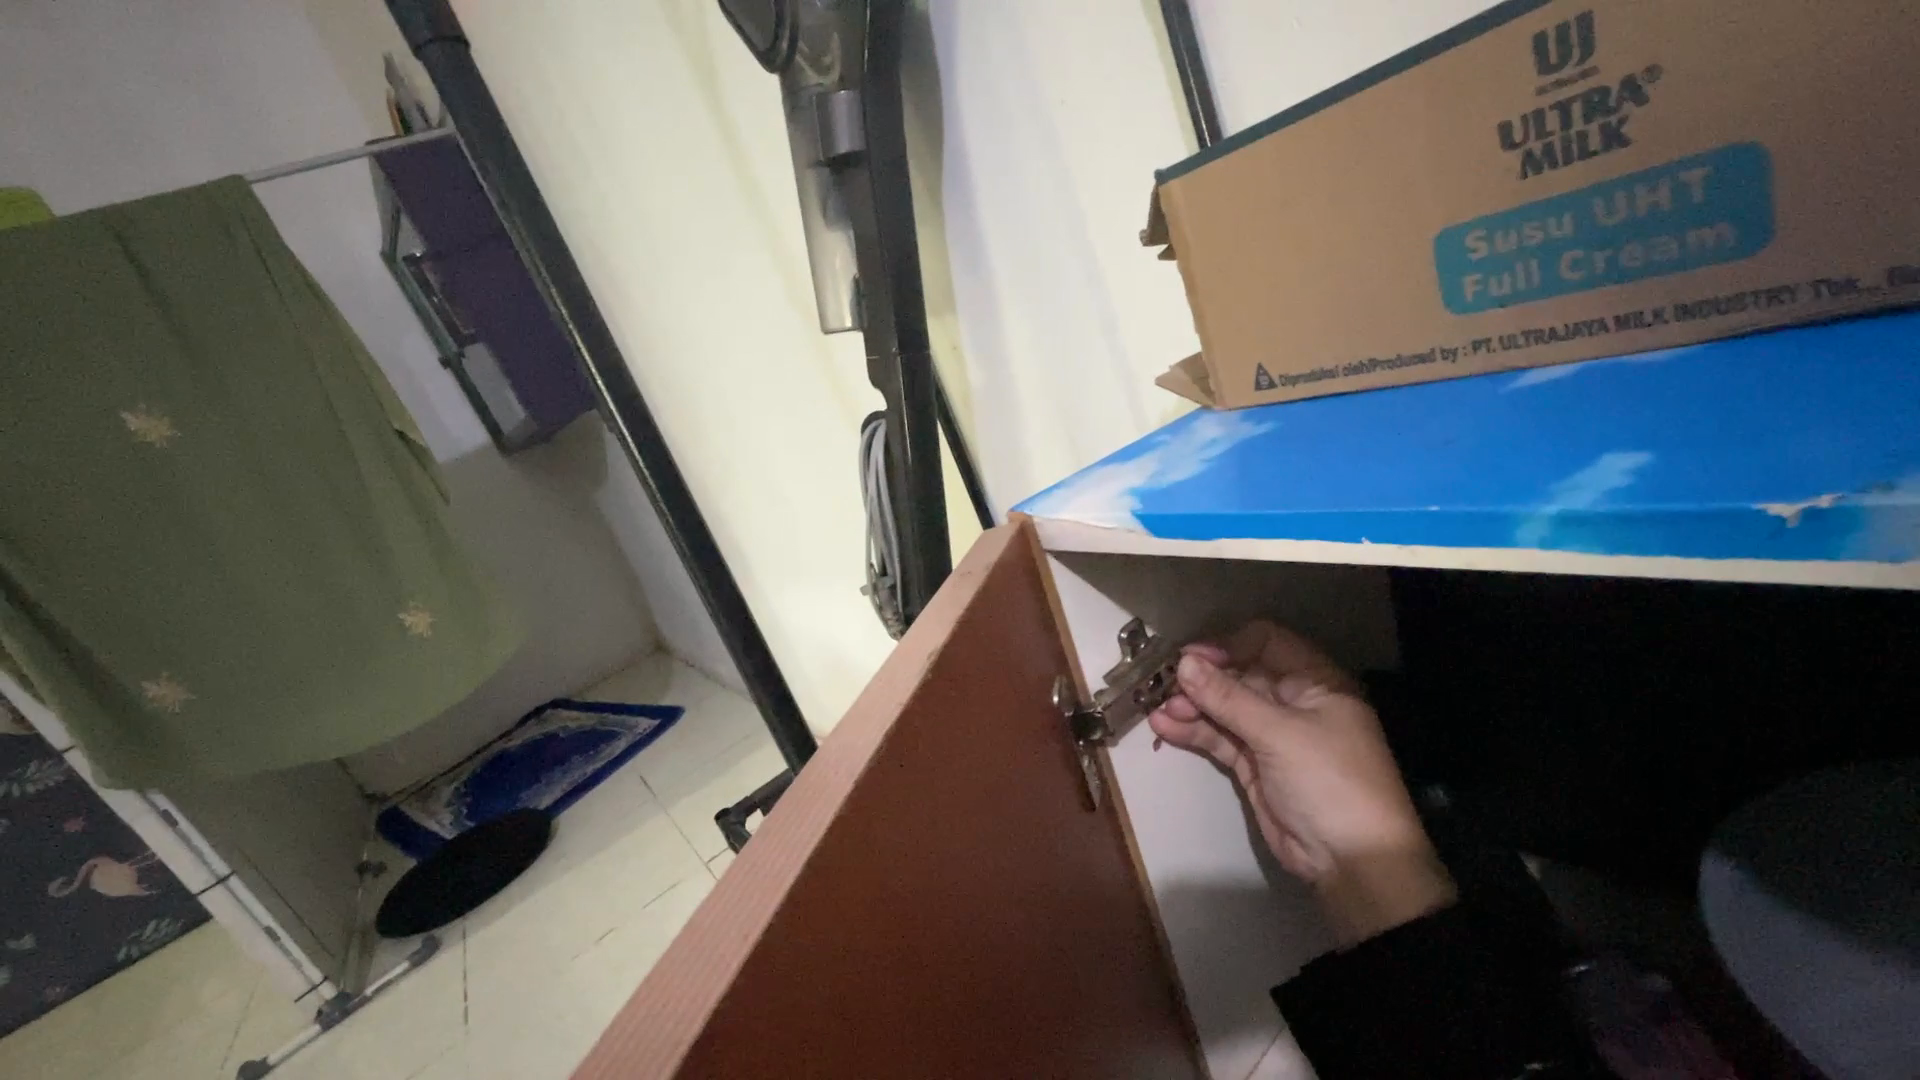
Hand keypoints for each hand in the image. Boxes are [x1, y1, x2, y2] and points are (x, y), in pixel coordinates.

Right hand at [1147, 620, 1456, 944]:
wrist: (1354, 862)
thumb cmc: (1329, 781)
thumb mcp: (1280, 734)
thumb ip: (1229, 697)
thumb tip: (1184, 663)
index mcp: (1315, 682)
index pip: (1266, 643)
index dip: (1228, 645)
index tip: (1192, 658)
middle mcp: (1293, 702)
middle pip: (1240, 674)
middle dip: (1203, 678)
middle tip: (1165, 684)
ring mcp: (1272, 735)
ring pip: (1225, 708)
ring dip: (1192, 705)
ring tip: (1159, 710)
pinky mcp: (1254, 765)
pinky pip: (1220, 738)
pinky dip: (1194, 732)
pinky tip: (1164, 727)